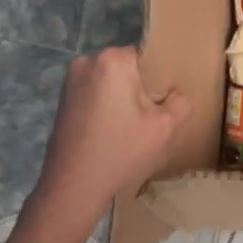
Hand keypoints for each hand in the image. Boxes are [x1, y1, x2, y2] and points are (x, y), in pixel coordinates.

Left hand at [36, 48, 189, 206]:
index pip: (147, 55)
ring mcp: (70, 82)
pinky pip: (95, 95)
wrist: (74, 186)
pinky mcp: (63, 101)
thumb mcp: (166, 127)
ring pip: (111, 83)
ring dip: (123, 99)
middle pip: (128, 68)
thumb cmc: (122, 151)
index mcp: (112, 61)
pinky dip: (107, 109)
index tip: (165, 101)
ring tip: (132, 128)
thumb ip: (180, 101)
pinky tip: (113, 133)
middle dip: (141, 88)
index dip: (160, 77)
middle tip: (152, 117)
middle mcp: (86, 62)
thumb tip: (174, 94)